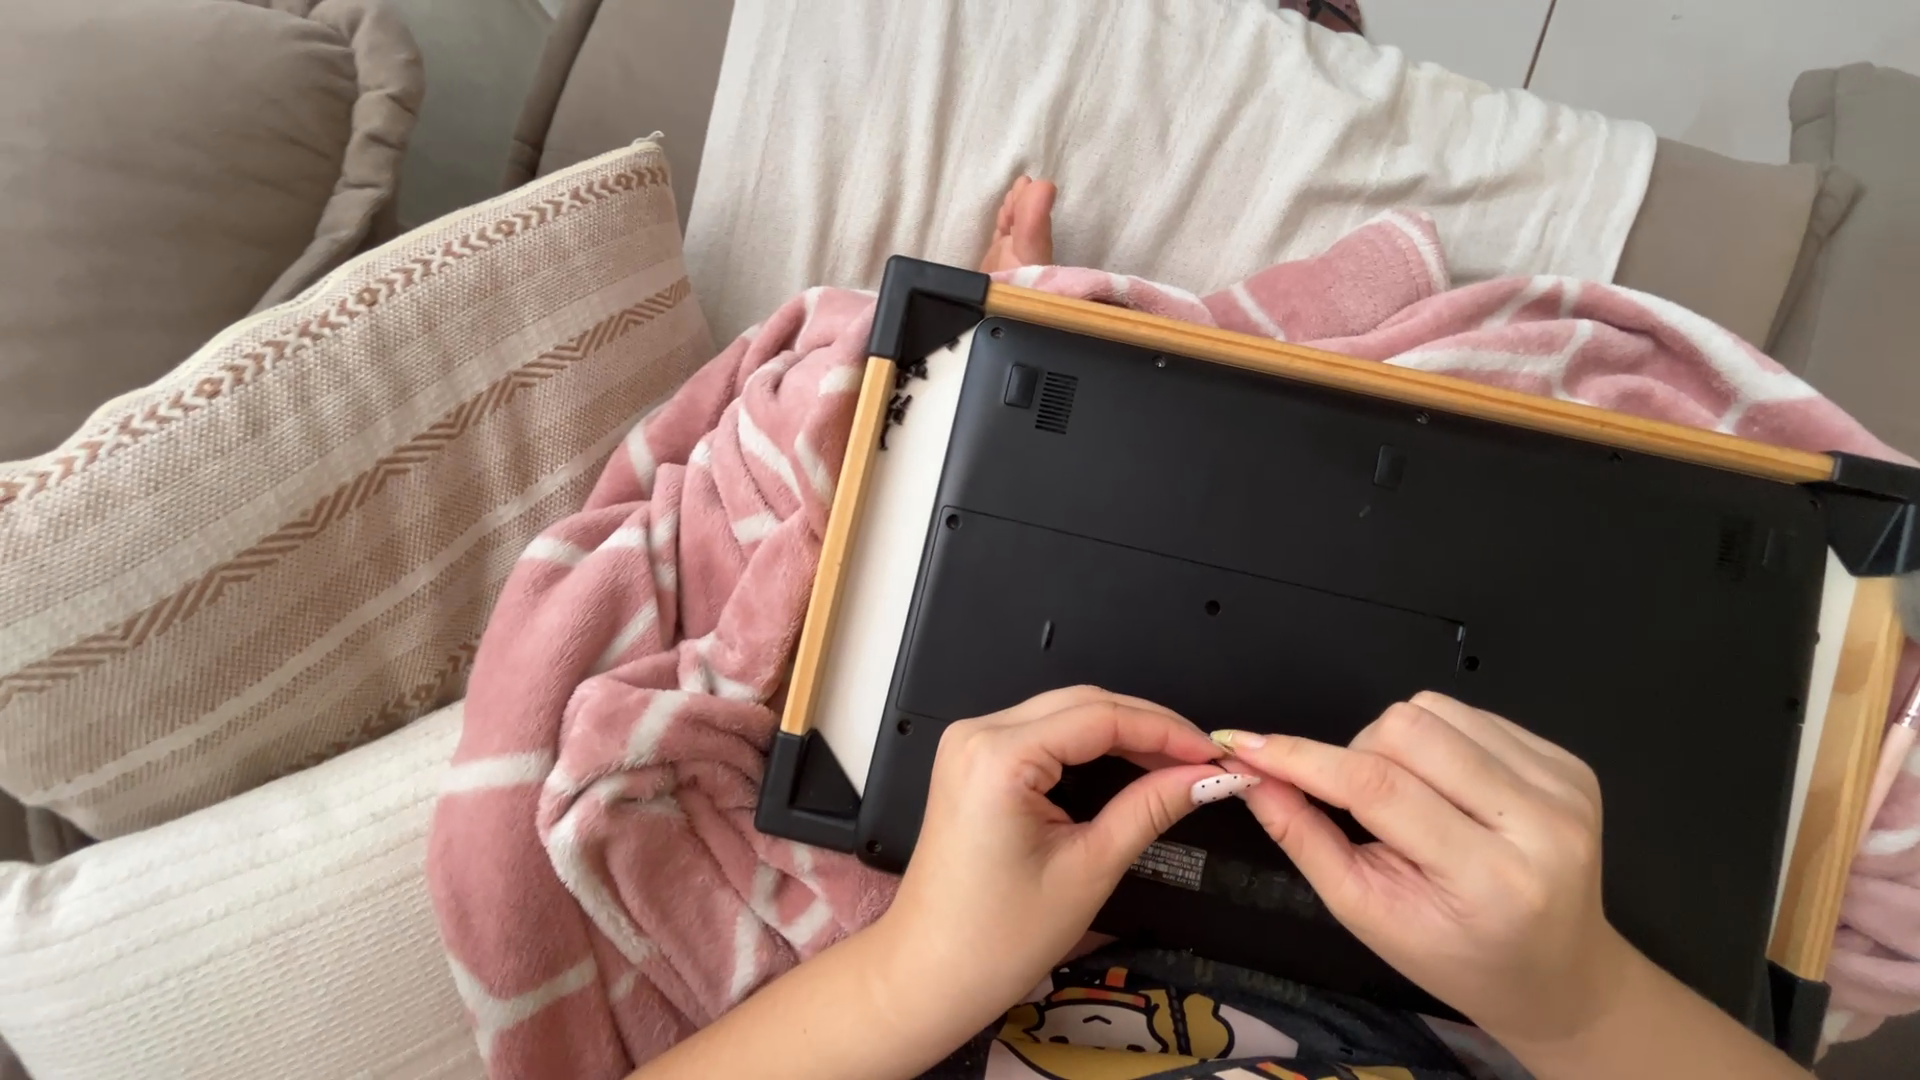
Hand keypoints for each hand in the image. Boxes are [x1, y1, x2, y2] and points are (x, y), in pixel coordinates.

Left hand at [870, 686, 1243, 1045]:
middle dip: (1147, 726)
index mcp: (998, 755)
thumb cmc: (998, 936)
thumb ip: (1150, 808)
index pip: (1099, 716)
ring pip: (1064, 711)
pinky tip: (1127, 762)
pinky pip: (1042, 730)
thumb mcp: (1088, 868)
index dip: (1165, 730)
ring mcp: (970, 741)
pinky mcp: (974, 757)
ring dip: (1121, 731)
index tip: (1212, 752)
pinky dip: (1089, 743)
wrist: (931, 970)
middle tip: (1201, 757)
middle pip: (1081, 703)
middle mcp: (977, 732)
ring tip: (1175, 761)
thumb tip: (1205, 776)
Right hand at [1216, 691, 1636, 1051]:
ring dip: (1393, 743)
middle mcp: (1541, 823)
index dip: (1301, 757)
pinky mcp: (1569, 763)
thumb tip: (1248, 773)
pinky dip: (1432, 740)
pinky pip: (1466, 712)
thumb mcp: (1362, 909)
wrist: (1562, 976)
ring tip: (1408, 796)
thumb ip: (1301, 834)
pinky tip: (1446, 787)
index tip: (1245, 745)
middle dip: (1357, 752)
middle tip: (1360, 802)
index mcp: (1491, 877)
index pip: (1376, 788)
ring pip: (1432, 709)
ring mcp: (1563, 786)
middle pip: (1405, 729)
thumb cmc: (1453, 954)